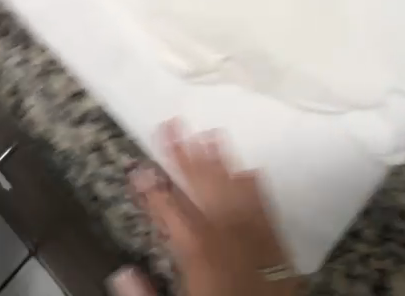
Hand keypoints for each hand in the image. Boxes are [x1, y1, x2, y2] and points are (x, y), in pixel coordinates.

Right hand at [116, 121, 299, 295]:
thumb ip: (147, 292)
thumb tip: (123, 273)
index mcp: (200, 263)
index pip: (172, 218)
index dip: (153, 191)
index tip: (139, 169)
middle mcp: (228, 250)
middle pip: (204, 196)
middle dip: (186, 158)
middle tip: (172, 125)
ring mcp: (257, 250)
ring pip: (236, 200)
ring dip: (222, 165)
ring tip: (209, 133)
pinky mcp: (282, 259)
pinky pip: (269, 220)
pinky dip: (258, 193)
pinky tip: (252, 170)